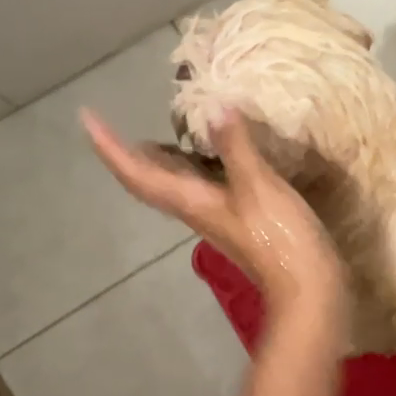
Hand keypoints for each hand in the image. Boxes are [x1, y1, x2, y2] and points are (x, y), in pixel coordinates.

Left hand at [81, 108, 345, 310]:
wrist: (308, 290)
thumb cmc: (280, 239)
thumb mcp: (258, 186)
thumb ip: (236, 146)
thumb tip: (214, 106)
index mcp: (190, 201)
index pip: (137, 172)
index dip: (110, 147)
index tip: (87, 119)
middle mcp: (195, 210)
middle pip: (149, 182)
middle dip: (129, 155)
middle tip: (117, 127)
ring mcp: (217, 218)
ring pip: (175, 187)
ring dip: (162, 162)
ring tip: (162, 136)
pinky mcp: (240, 221)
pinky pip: (202, 190)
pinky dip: (197, 169)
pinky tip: (216, 157)